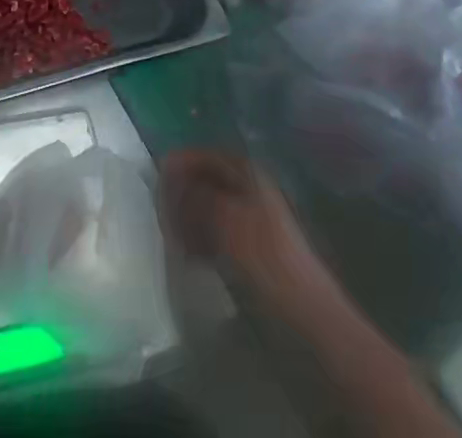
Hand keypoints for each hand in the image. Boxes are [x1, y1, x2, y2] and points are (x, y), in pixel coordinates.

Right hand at [161, 151, 341, 331]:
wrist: (304, 304)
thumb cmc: (263, 253)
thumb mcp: (224, 217)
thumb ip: (195, 193)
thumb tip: (170, 173)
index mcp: (249, 175)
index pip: (208, 156)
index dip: (182, 161)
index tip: (158, 172)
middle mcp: (250, 188)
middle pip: (207, 181)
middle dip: (182, 194)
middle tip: (161, 210)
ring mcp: (252, 216)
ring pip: (210, 207)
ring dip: (189, 219)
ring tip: (172, 237)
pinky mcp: (251, 243)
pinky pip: (218, 230)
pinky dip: (202, 238)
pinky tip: (190, 255)